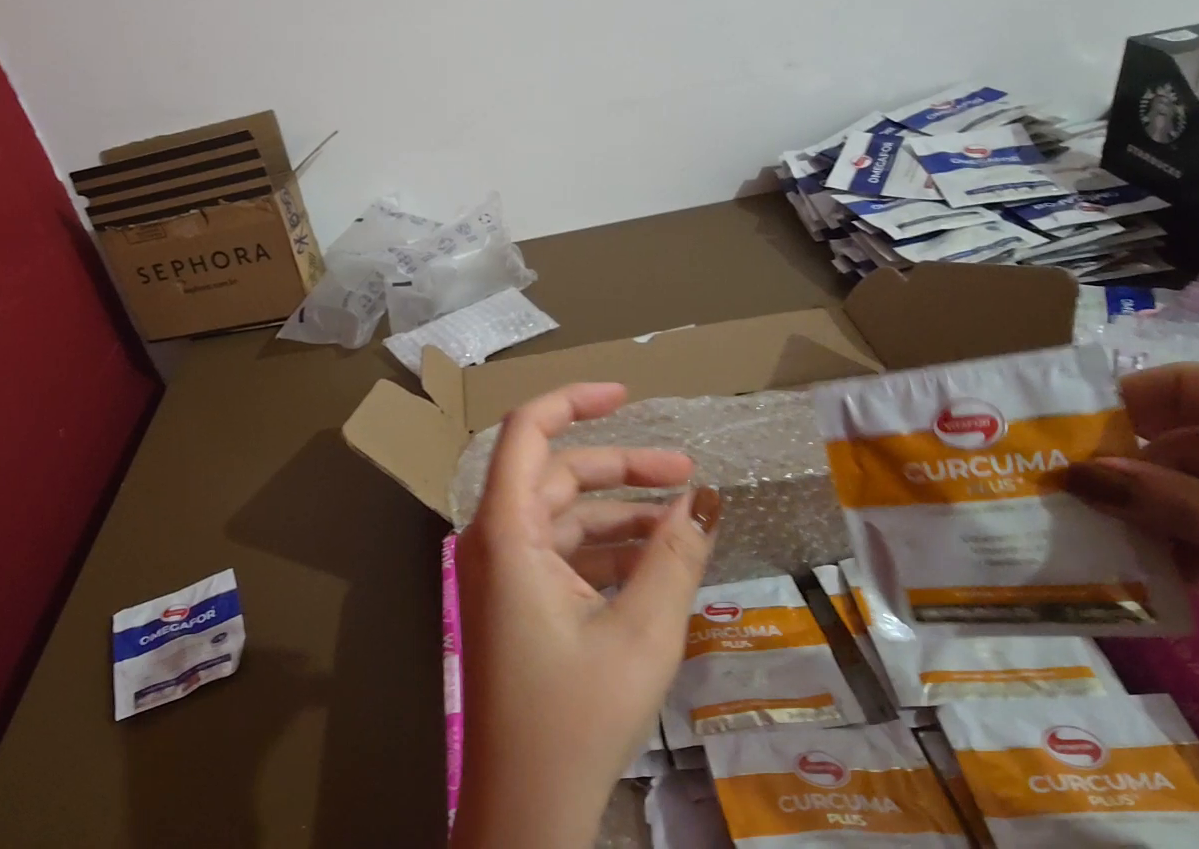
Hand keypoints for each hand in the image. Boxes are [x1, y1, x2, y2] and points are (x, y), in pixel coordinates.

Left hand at [450, 383, 718, 848]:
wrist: (526, 804)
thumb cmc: (577, 716)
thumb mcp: (641, 633)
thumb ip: (674, 558)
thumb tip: (703, 503)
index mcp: (505, 532)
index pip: (526, 433)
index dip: (572, 401)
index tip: (626, 394)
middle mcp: (494, 542)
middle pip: (557, 476)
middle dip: (622, 469)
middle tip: (689, 475)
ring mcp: (502, 574)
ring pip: (563, 517)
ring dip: (622, 516)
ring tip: (688, 525)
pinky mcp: (515, 604)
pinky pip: (561, 555)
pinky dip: (606, 552)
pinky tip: (658, 562)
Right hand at [1066, 362, 1198, 639]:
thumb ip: (1173, 506)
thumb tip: (1073, 475)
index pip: (1182, 385)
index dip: (1114, 407)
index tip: (1050, 446)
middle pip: (1188, 440)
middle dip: (1127, 478)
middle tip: (1062, 516)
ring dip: (1157, 518)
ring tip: (1106, 556)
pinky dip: (1197, 543)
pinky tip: (1163, 578)